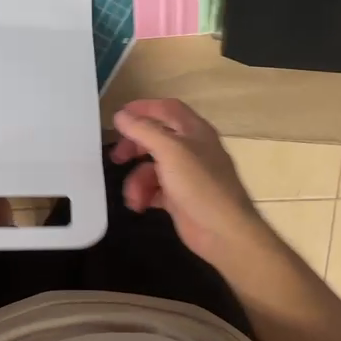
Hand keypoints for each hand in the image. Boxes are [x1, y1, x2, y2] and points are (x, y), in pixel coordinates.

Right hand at [110, 99, 276, 271]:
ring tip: (134, 196)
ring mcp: (186, 174)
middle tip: (117, 157)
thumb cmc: (199, 185)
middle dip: (135, 147)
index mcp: (195, 131)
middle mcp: (191, 149)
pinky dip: (145, 195)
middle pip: (156, 138)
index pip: (167, 109)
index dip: (144, 109)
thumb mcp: (170, 151)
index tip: (119, 117)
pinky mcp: (180, 197)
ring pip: (152, 167)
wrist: (223, 232)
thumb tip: (121, 115)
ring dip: (138, 180)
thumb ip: (144, 131)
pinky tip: (141, 205)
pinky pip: (155, 189)